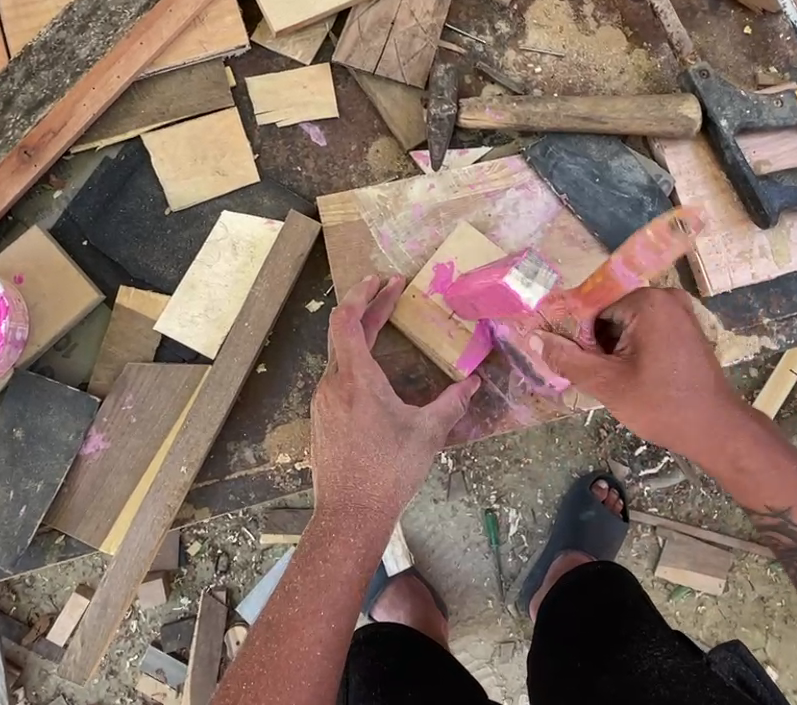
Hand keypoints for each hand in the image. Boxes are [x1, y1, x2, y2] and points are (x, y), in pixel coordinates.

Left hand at [311, 274, 478, 525]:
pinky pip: (337, 376)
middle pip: (344, 330)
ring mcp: (323, 401)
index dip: (364, 293)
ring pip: (339, 354)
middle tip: (391, 289)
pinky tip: (374, 371)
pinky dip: (355, 359)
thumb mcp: (427, 434)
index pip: (348, 319)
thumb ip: (451, 403)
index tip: (384, 280)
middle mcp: (333, 383)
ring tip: (383, 323)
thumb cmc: (388, 471)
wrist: (349, 515)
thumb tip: (474, 383)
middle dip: (368, 306)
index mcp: (356, 378)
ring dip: (360, 333)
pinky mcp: (322, 418)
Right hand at [531, 288, 739, 451]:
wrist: (717, 431)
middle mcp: (665, 296)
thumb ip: (568, 359)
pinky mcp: (686, 327)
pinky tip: (632, 374)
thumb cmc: (662, 405)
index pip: (592, 307)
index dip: (578, 335)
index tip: (575, 361)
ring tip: (615, 377)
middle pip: (609, 312)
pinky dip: (633, 347)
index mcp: (647, 301)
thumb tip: (535, 338)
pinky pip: (646, 328)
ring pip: (626, 322)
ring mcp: (679, 311)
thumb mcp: (607, 384)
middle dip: (596, 341)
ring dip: (613, 346)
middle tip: (597, 374)